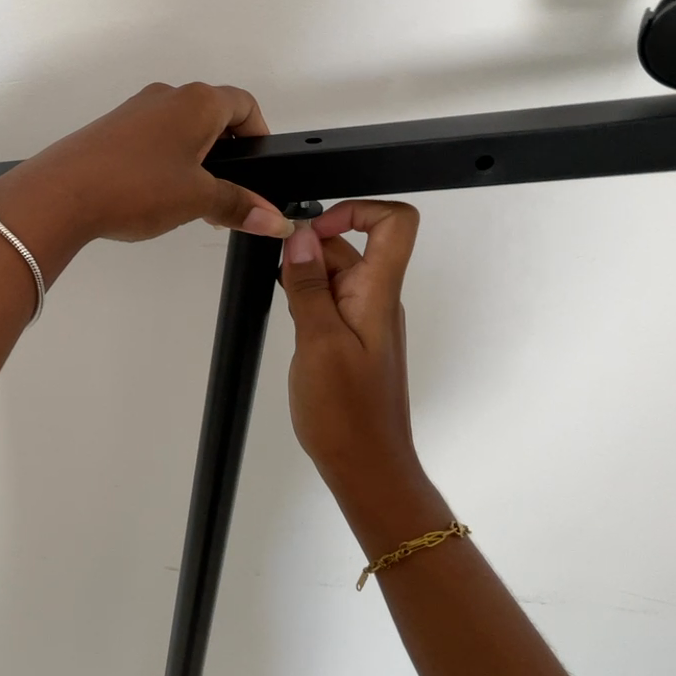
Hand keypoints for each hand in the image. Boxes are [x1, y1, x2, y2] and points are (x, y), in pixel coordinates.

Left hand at [0, 83, 292, 266]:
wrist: (60, 194)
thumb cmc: (132, 186)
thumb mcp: (198, 199)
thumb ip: (239, 205)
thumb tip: (273, 220)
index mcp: (197, 101)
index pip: (245, 104)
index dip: (258, 135)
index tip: (260, 167)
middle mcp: (166, 97)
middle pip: (212, 116)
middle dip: (225, 154)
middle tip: (227, 192)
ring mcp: (134, 111)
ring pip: (179, 130)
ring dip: (193, 160)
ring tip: (189, 201)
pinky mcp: (110, 131)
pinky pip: (150, 140)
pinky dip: (163, 163)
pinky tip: (153, 196)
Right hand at [280, 200, 426, 501]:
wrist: (365, 464)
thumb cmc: (346, 412)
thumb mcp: (318, 342)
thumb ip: (307, 286)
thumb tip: (300, 237)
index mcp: (378, 294)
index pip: (395, 223)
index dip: (356, 211)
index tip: (312, 230)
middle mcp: (376, 299)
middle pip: (352, 245)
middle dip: (310, 247)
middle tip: (280, 276)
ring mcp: (363, 319)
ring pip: (334, 272)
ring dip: (303, 274)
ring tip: (282, 302)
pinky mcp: (348, 337)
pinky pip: (328, 299)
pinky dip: (304, 297)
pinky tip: (288, 317)